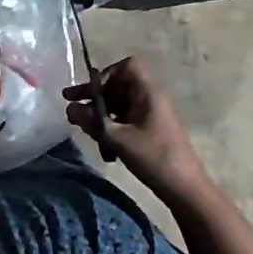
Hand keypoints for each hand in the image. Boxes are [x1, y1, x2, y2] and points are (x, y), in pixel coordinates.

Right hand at [64, 58, 206, 194]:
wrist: (183, 187)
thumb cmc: (154, 157)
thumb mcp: (118, 138)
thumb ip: (91, 121)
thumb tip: (69, 108)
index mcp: (148, 92)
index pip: (127, 66)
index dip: (106, 74)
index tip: (91, 92)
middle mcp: (149, 98)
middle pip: (118, 85)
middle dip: (94, 95)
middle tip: (69, 104)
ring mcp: (148, 114)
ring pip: (118, 104)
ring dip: (99, 114)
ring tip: (80, 127)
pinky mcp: (147, 130)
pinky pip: (123, 119)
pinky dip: (110, 127)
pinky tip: (101, 145)